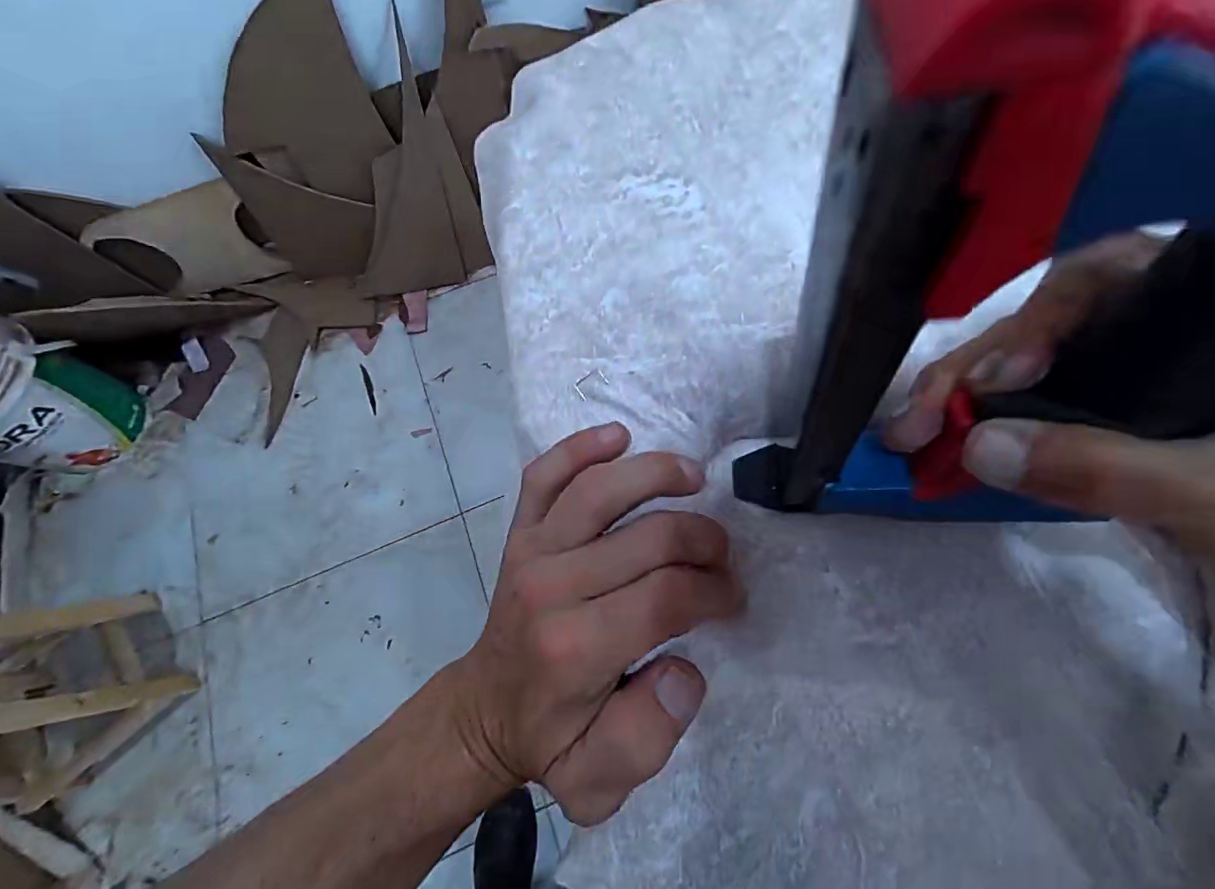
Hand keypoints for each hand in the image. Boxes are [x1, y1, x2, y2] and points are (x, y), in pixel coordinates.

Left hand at [449, 422, 744, 823]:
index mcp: (575, 647)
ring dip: (659, 473)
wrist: (484, 711)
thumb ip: (646, 738)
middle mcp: (550, 587)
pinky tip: (618, 437)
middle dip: (706, 541)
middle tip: (723, 560)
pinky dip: (581, 447)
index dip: (715, 590)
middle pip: (651, 536)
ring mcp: (531, 551)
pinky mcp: (520, 531)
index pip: (667, 595)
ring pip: (602, 489)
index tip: (730, 599)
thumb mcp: (596, 779)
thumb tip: (684, 668)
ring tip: (695, 478)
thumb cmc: (551, 736)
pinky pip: (545, 475)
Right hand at [886, 235, 1214, 586]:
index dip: (1037, 318)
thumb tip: (974, 446)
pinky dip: (1004, 424)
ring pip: (1042, 361)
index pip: (1106, 276)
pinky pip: (1051, 400)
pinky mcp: (1127, 408)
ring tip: (916, 432)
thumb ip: (1105, 469)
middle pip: (1052, 321)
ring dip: (975, 394)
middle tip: (913, 418)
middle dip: (979, 366)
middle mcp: (1170, 318)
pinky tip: (964, 445)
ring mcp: (1143, 365)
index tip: (997, 377)